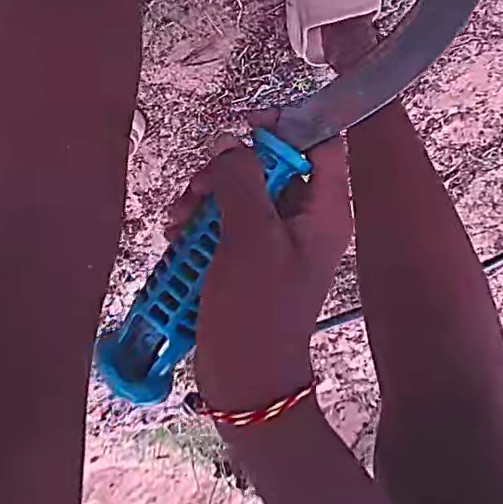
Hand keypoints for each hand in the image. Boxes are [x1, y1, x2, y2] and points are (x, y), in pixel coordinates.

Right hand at [167, 130, 350, 412]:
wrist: (244, 378)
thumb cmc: (256, 311)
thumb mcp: (249, 238)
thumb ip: (239, 180)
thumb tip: (227, 143)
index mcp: (324, 210)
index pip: (320, 142)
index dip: (286, 125)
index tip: (245, 127)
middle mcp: (304, 218)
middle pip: (269, 164)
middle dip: (228, 169)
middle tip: (198, 187)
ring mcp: (274, 237)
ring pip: (241, 189)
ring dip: (205, 196)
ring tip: (180, 219)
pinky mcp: (247, 254)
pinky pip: (225, 218)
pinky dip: (201, 220)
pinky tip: (179, 235)